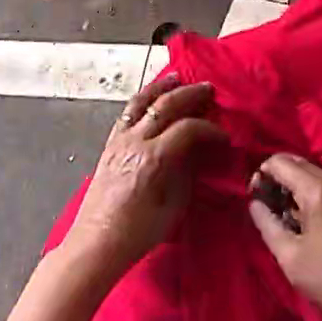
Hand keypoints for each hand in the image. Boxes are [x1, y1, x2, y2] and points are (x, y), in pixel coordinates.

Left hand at [63, 71, 226, 275]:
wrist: (97, 243)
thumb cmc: (139, 232)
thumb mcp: (174, 207)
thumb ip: (187, 173)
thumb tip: (198, 151)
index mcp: (153, 158)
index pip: (187, 129)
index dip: (209, 129)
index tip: (224, 136)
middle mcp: (135, 140)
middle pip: (165, 105)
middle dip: (190, 94)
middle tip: (209, 89)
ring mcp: (119, 139)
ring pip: (142, 101)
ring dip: (162, 87)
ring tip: (177, 77)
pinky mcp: (109, 143)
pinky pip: (127, 112)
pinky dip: (143, 99)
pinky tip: (151, 98)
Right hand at [246, 154, 321, 320]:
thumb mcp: (290, 257)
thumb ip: (267, 224)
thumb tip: (254, 204)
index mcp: (316, 189)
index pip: (280, 162)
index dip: (261, 173)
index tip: (253, 196)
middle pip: (295, 162)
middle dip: (276, 176)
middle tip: (264, 202)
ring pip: (308, 174)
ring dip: (290, 185)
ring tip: (279, 213)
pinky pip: (320, 187)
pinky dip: (304, 194)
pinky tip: (299, 220)